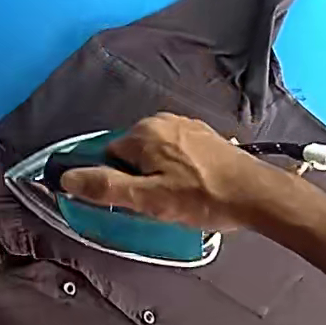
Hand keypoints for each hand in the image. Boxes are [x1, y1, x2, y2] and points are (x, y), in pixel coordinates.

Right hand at [59, 113, 277, 230]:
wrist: (257, 195)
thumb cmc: (204, 198)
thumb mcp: (149, 200)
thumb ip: (105, 187)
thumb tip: (67, 178)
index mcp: (143, 133)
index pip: (107, 157)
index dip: (117, 183)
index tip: (134, 201)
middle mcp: (161, 121)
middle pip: (130, 154)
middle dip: (138, 178)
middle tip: (159, 203)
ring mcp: (184, 126)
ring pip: (153, 154)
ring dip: (158, 175)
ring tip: (179, 198)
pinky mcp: (202, 135)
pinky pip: (173, 151)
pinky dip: (176, 169)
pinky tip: (192, 187)